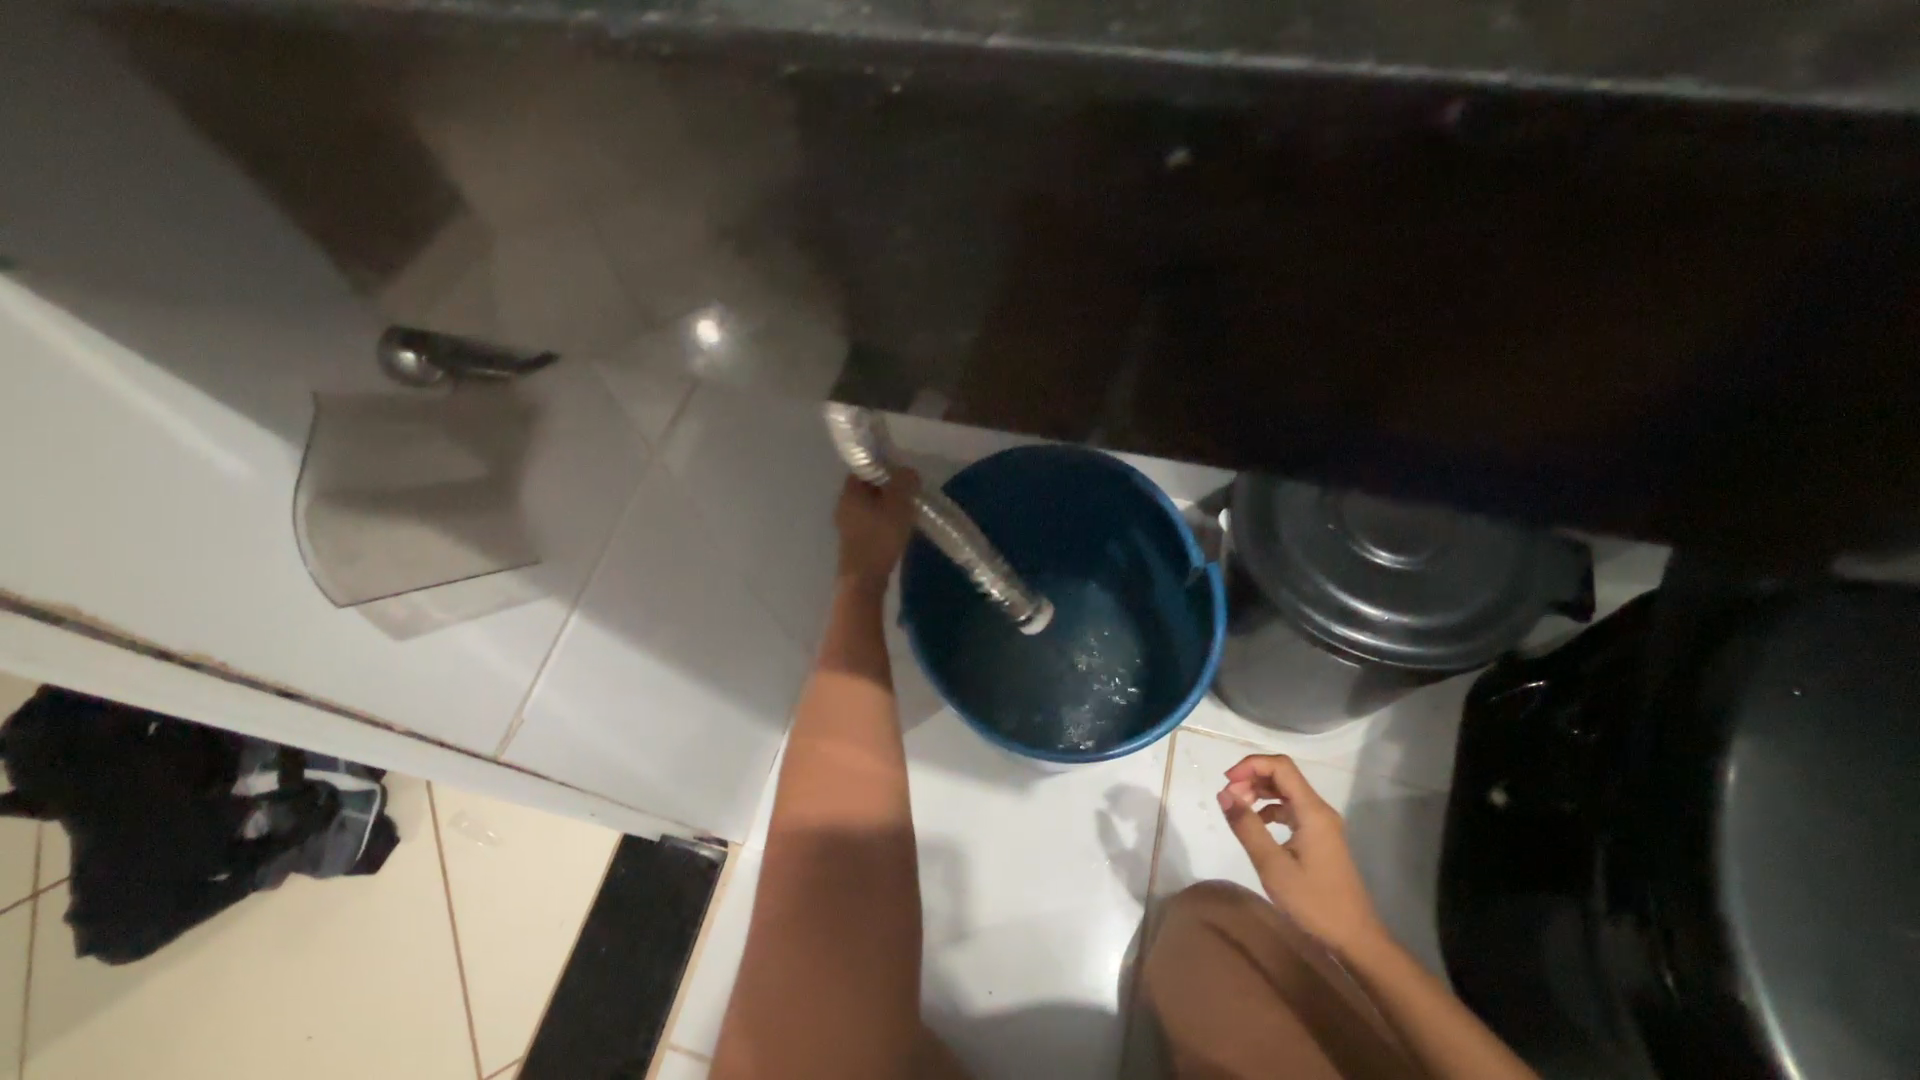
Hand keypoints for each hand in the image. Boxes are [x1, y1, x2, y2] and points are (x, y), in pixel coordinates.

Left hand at [835, 469, 919, 588]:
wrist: (864, 579)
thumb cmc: (880, 537)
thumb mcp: (898, 504)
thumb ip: (904, 482)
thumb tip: (907, 472)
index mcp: (849, 492)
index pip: (863, 470)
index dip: (882, 469)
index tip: (901, 476)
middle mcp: (843, 506)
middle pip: (867, 489)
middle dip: (887, 489)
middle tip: (908, 494)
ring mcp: (846, 526)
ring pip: (869, 507)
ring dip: (886, 508)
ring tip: (906, 513)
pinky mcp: (853, 542)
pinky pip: (869, 524)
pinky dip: (882, 523)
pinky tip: (897, 530)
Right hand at [1217, 753, 1387, 958]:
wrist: (1354, 937)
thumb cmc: (1313, 901)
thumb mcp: (1272, 865)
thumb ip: (1247, 826)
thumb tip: (1223, 794)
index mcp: (1312, 811)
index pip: (1281, 766)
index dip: (1250, 765)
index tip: (1225, 783)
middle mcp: (1320, 810)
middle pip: (1283, 776)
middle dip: (1251, 779)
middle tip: (1227, 799)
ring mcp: (1322, 824)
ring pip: (1286, 792)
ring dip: (1259, 793)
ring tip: (1237, 809)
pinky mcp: (1320, 838)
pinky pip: (1291, 810)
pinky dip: (1269, 809)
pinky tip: (1256, 825)